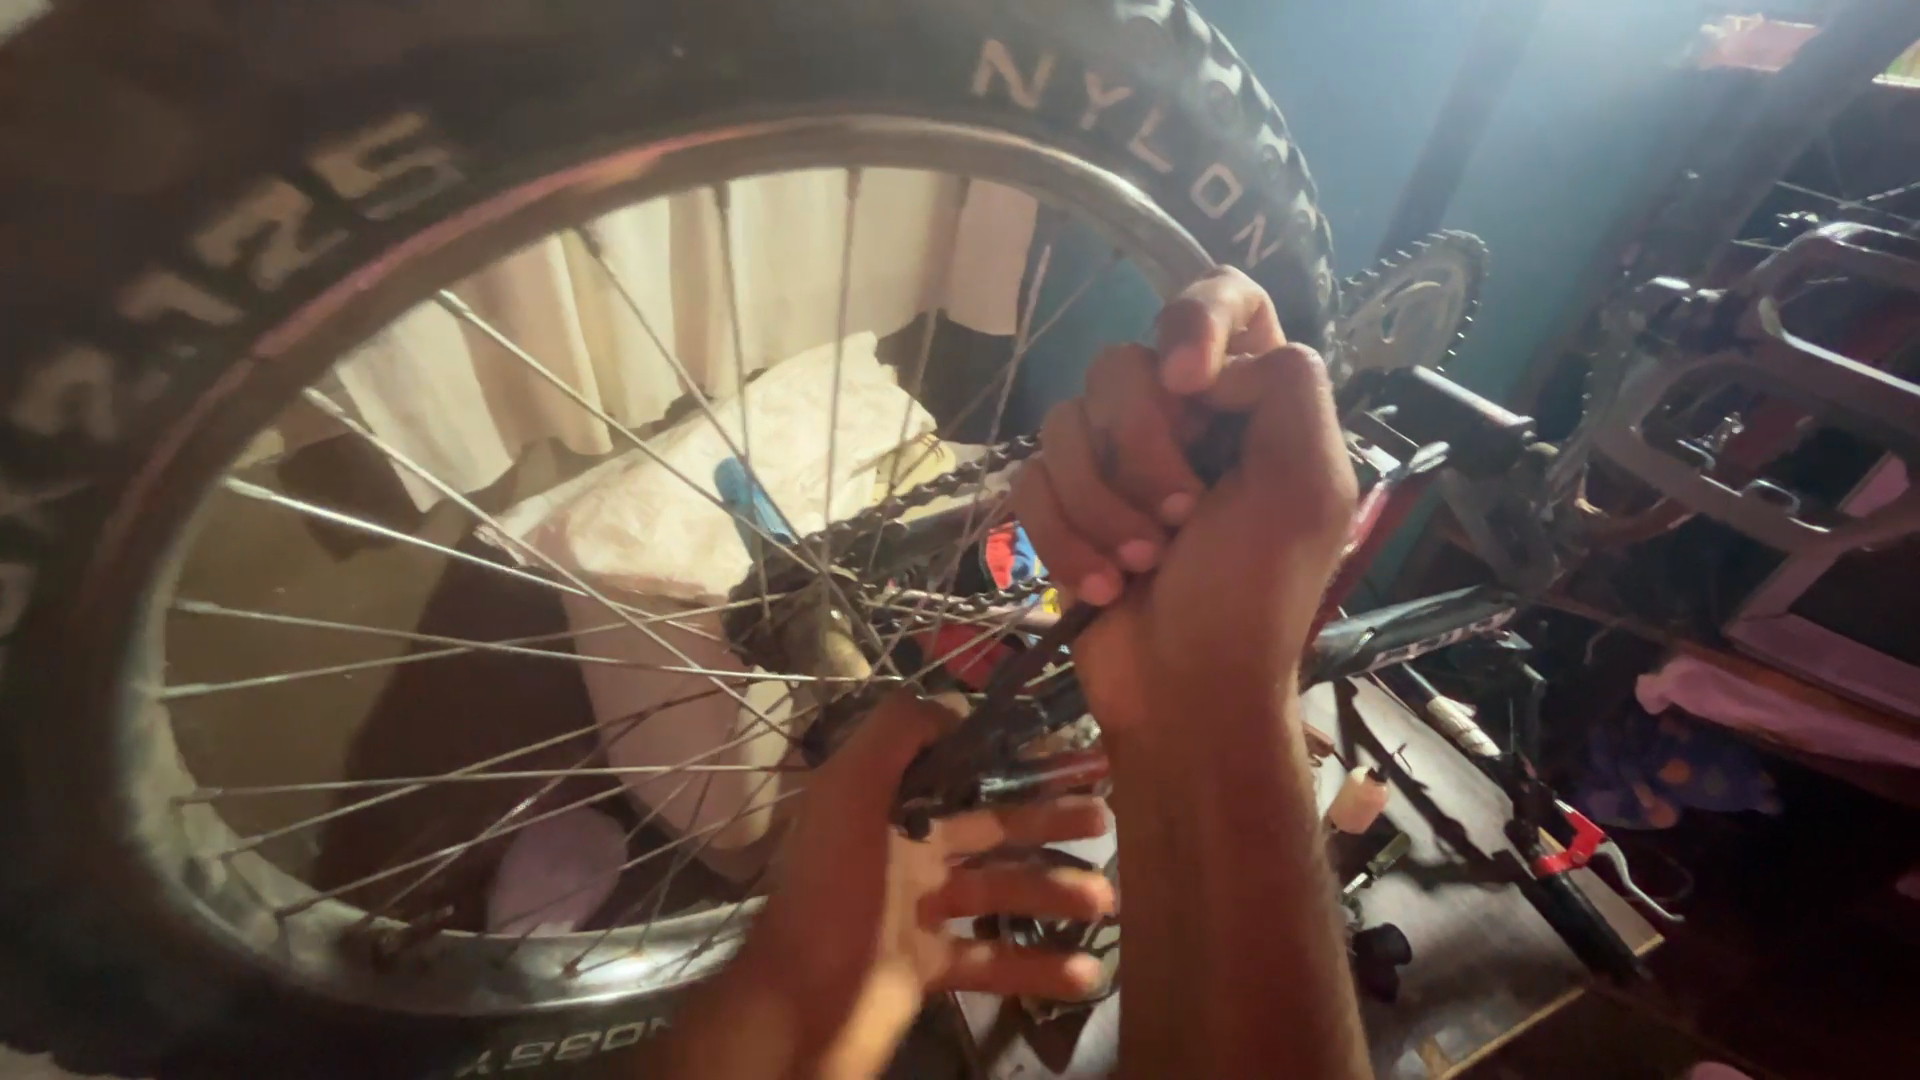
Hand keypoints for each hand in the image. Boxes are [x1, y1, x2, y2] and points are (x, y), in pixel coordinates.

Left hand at [725, 693, 1114, 1077]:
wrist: (799, 1001)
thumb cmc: (834, 886)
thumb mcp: (850, 786)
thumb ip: (898, 730)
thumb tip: (958, 705)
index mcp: (888, 803)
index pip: (957, 769)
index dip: (1007, 758)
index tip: (1060, 754)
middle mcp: (905, 849)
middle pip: (990, 827)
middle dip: (1048, 820)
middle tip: (1104, 817)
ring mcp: (919, 910)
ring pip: (1000, 892)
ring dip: (1055, 891)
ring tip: (1106, 898)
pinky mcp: (929, 966)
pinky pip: (992, 963)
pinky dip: (1039, 967)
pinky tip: (1087, 971)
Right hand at [1010, 266, 1357, 731]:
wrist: (1182, 690)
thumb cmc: (1251, 597)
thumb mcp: (1306, 489)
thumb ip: (1286, 388)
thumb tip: (1205, 368)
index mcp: (1246, 406)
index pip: (1222, 299)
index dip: (1193, 321)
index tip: (1187, 385)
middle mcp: (1176, 420)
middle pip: (1119, 366)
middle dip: (1141, 453)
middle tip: (1178, 519)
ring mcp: (1111, 463)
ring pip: (1064, 426)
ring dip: (1100, 507)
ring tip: (1139, 565)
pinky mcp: (1062, 506)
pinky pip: (1031, 483)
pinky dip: (1065, 540)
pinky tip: (1101, 586)